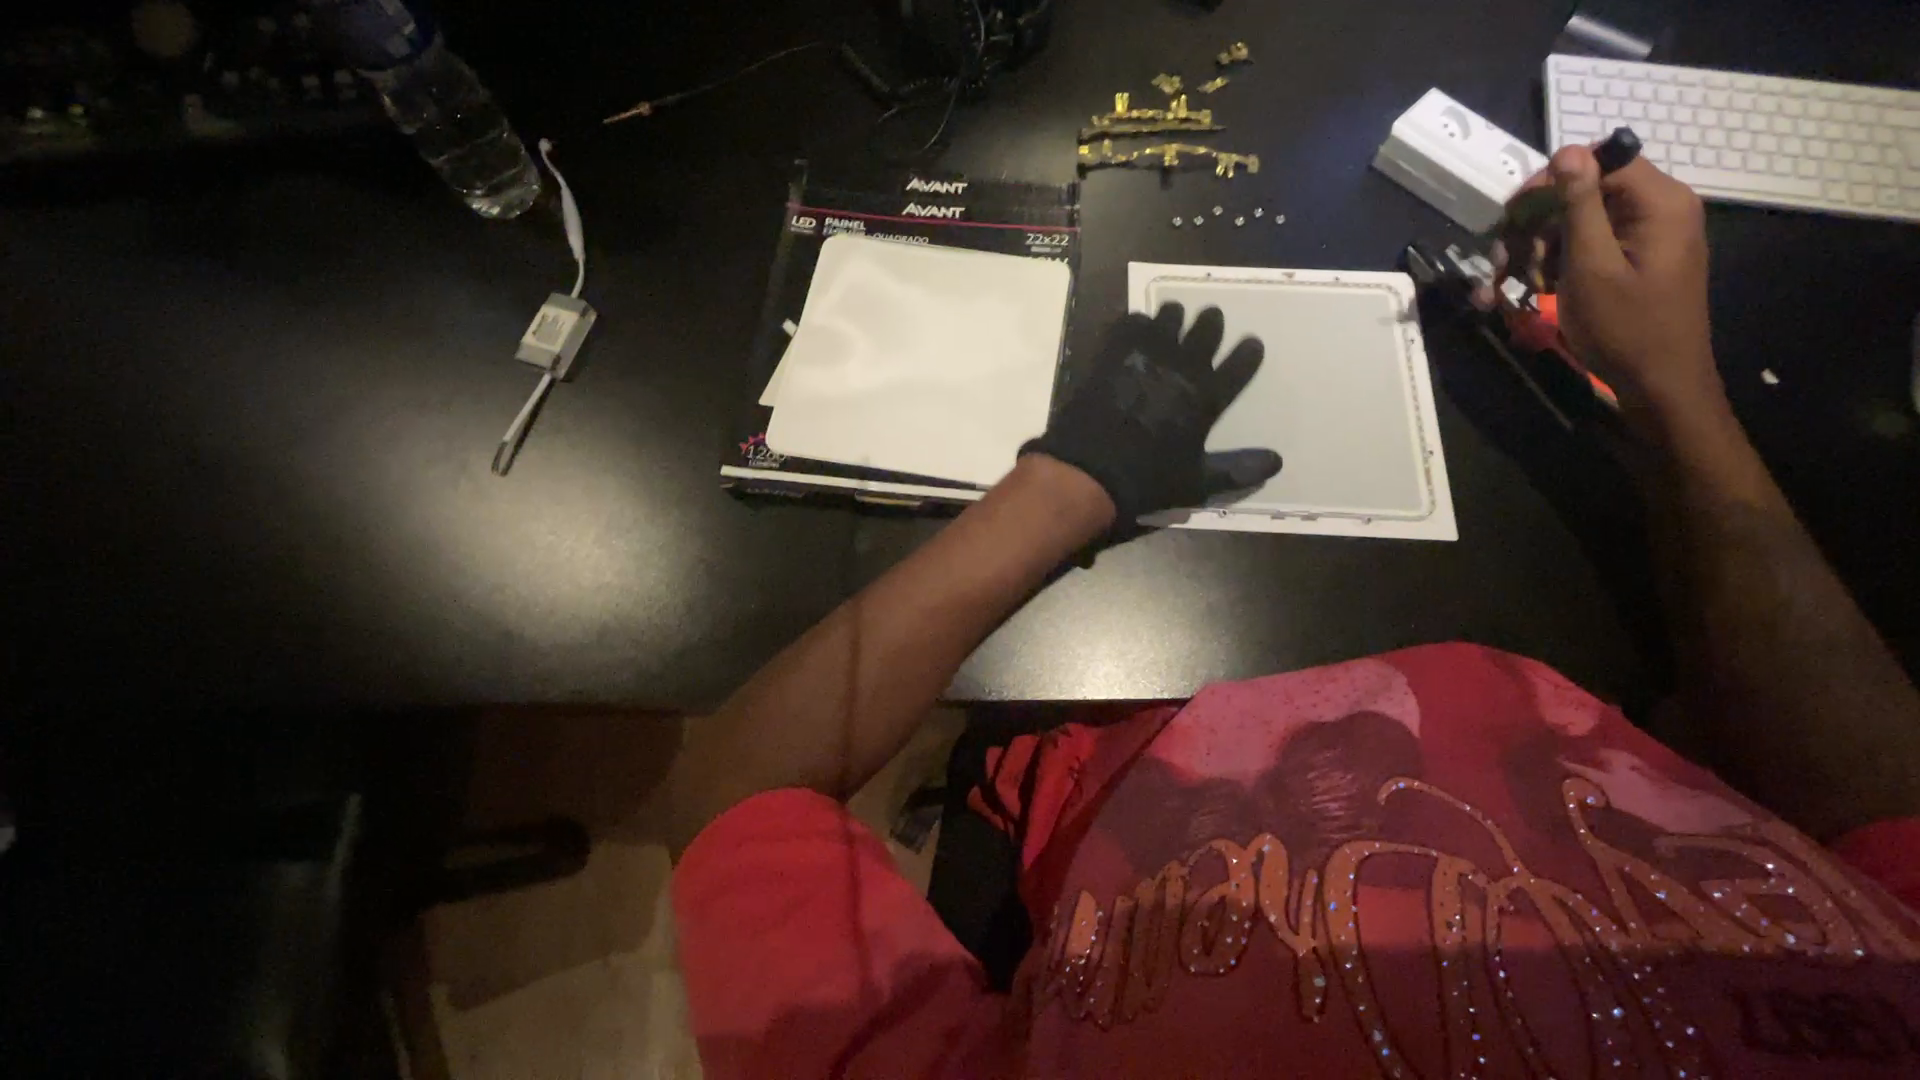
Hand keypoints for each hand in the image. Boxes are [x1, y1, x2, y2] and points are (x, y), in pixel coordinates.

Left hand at [1022, 303, 1281, 529]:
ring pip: (1168, 320)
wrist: (1089, 470)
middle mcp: (1182, 370)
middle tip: (1211, 317)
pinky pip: (1128, 324)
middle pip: (1205, 334)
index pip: (1238, 368)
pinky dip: (1135, 321)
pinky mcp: (1111, 355)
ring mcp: (1145, 358)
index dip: (1247, 354)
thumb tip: (1277, 462)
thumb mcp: (1196, 483)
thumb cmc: (1146, 480)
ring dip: (1174, 316)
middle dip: (1211, 324)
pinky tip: (1135, 323)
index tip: (1252, 343)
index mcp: (1206, 399)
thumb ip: (1235, 470)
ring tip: (1174, 313)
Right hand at [1502, 145, 1722, 415]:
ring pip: (1584, 220)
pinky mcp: (1638, 257)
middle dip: (1541, 221)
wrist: (1659, 379)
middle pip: (1589, 190)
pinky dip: (1561, 261)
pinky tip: (1540, 288)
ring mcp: (1651, 234)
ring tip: (1518, 283)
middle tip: (1505, 260)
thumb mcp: (1591, 266)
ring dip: (1543, 246)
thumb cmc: (1624, 326)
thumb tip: (1567, 151)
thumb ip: (1580, 206)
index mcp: (1659, 203)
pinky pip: (1592, 243)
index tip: (1511, 215)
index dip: (1552, 181)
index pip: (1602, 161)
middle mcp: (1661, 209)